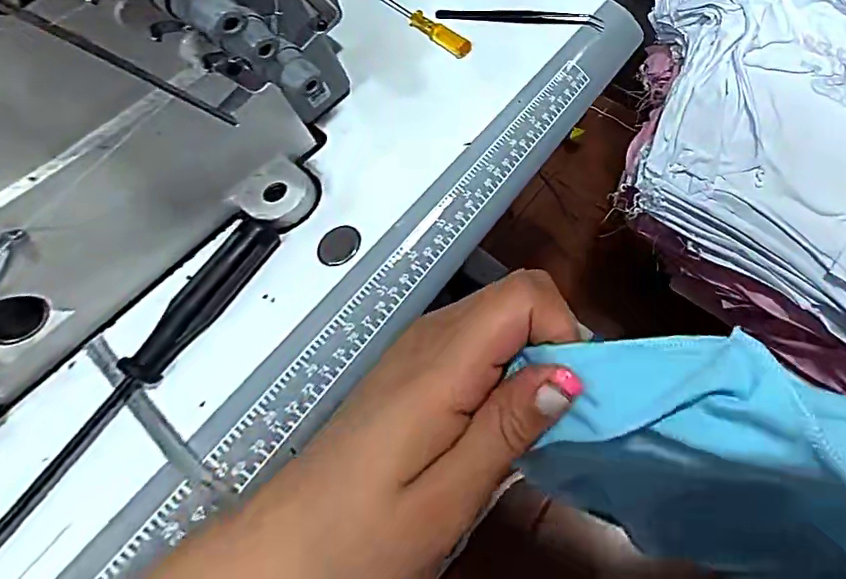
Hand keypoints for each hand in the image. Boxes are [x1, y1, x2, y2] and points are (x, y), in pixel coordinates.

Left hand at [151, 270, 583, 578]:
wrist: (275, 554)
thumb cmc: (357, 538)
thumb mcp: (445, 499)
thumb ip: (508, 427)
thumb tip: (569, 374)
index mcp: (442, 359)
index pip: (527, 292)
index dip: (562, 329)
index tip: (570, 392)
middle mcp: (433, 332)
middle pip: (519, 295)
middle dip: (554, 342)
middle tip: (555, 413)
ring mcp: (421, 342)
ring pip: (503, 312)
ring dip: (533, 355)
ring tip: (526, 423)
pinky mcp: (416, 359)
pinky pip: (481, 335)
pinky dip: (507, 363)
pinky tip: (493, 419)